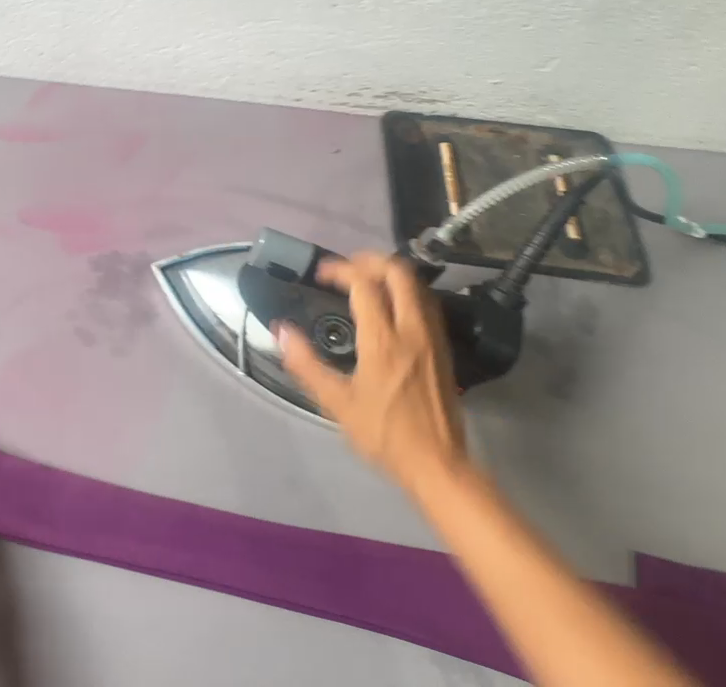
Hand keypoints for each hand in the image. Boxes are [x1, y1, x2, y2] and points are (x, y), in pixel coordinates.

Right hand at [274, 251, 466, 494]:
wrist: (438, 463)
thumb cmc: (383, 434)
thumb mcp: (336, 402)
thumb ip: (306, 364)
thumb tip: (281, 331)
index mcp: (383, 340)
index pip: (364, 284)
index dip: (340, 269)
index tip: (321, 274)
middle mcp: (412, 330)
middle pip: (399, 273)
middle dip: (371, 261)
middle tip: (347, 269)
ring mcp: (433, 338)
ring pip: (418, 285)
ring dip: (391, 274)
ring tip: (366, 282)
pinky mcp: (444, 348)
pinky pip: (427, 303)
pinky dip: (406, 292)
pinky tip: (390, 307)